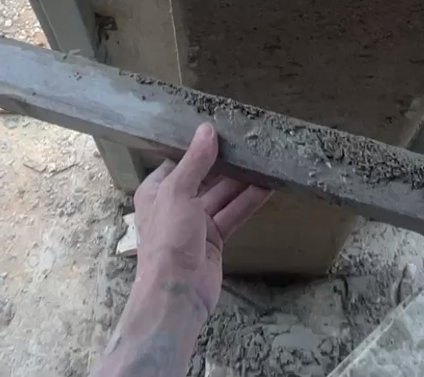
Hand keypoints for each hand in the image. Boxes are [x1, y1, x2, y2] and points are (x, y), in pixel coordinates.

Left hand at [133, 124, 270, 312]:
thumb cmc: (168, 239)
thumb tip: (207, 130)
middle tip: (248, 144)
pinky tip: (266, 187)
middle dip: (225, 164)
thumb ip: (195, 161)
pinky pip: (233, 213)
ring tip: (263, 162)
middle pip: (205, 177)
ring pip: (223, 195)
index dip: (198, 147)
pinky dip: (248, 201)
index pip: (180, 161)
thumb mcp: (177, 192)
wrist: (176, 294)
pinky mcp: (215, 238)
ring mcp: (196, 222)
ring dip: (242, 181)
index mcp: (156, 190)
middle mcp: (175, 204)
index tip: (220, 129)